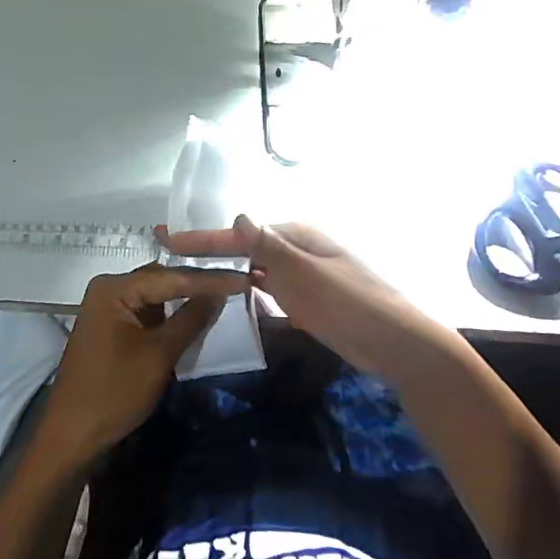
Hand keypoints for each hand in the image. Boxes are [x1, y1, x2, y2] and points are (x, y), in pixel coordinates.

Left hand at [36, 265, 245, 466]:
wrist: (71, 435)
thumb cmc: (114, 392)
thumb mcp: (159, 355)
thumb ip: (191, 319)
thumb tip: (219, 294)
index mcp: (114, 288)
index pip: (172, 276)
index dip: (210, 279)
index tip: (244, 278)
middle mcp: (108, 289)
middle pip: (161, 279)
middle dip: (197, 284)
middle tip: (236, 284)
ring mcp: (106, 308)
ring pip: (155, 295)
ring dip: (183, 299)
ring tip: (221, 298)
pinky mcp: (110, 327)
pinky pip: (146, 311)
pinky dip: (168, 315)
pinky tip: (193, 318)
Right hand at [158, 216, 455, 377]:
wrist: (393, 342)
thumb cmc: (347, 301)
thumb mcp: (303, 272)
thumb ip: (268, 246)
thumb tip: (237, 215)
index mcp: (295, 236)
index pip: (239, 233)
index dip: (201, 237)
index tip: (165, 236)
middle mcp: (296, 250)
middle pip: (244, 248)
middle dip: (209, 250)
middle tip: (170, 253)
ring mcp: (301, 275)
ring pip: (255, 268)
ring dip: (226, 269)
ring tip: (190, 271)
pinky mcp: (306, 300)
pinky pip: (268, 288)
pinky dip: (247, 288)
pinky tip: (231, 295)